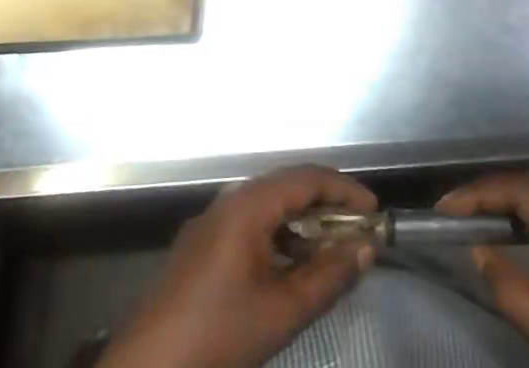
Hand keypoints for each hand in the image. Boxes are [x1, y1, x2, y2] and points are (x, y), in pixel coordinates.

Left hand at [98, 166, 377, 367]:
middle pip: (285, 185)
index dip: (343, 188)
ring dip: (302, 220)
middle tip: (361, 228)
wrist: (152, 361)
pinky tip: (294, 263)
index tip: (376, 211)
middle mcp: (227, 201)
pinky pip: (249, 222)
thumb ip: (329, 275)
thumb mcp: (284, 309)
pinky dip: (279, 233)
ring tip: (334, 248)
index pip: (304, 178)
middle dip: (326, 202)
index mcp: (246, 206)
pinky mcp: (202, 241)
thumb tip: (366, 246)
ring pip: (267, 204)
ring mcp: (211, 220)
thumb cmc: (222, 332)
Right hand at [437, 172, 528, 367]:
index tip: (444, 208)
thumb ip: (512, 291)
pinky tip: (506, 222)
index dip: (478, 194)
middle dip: (485, 191)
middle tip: (451, 209)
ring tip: (470, 212)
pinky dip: (522, 206)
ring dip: (502, 197)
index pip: (521, 191)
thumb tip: (477, 250)